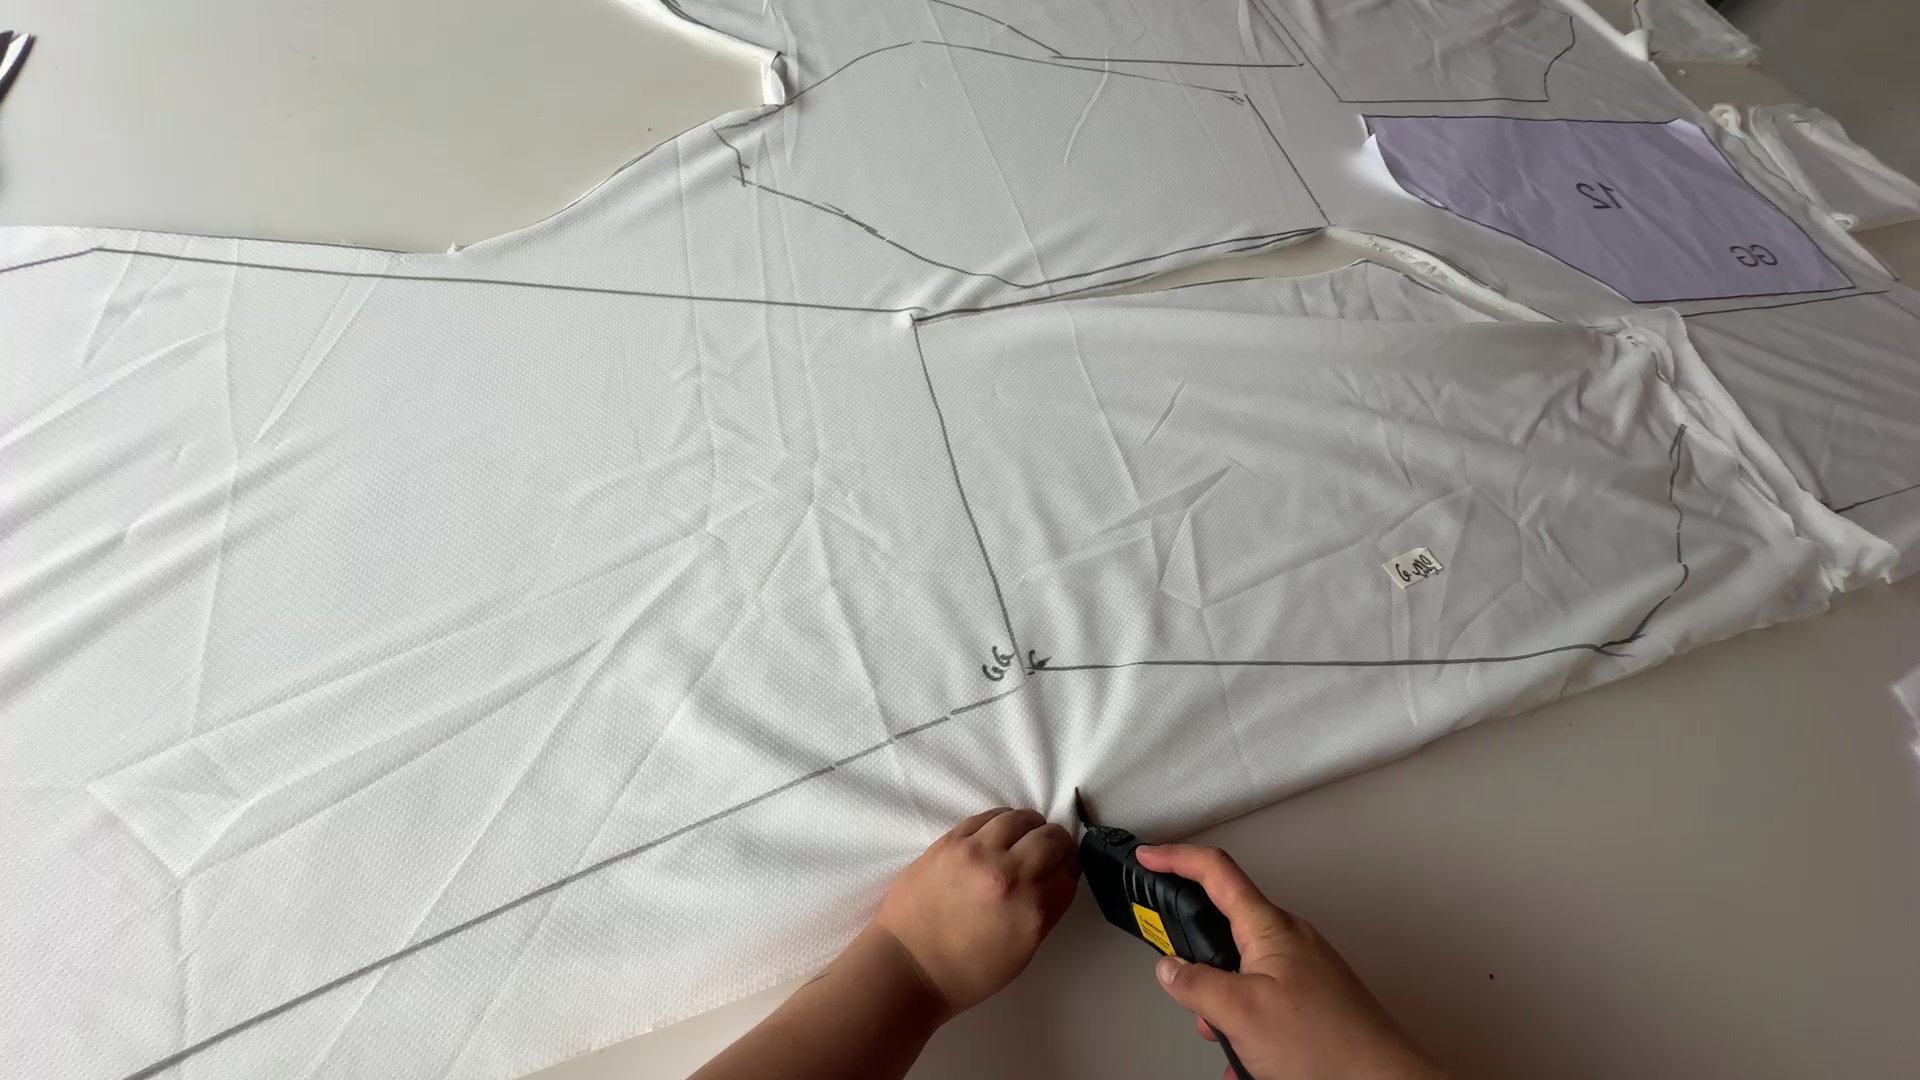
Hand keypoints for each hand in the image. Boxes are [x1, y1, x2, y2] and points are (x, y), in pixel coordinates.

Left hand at [871, 807, 1078, 1018]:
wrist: (908, 964)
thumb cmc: (966, 972)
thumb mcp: (1021, 953)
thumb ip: (1044, 912)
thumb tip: (1055, 877)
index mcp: (1031, 912)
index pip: (1069, 873)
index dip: (1070, 868)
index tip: (1065, 867)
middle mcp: (1009, 876)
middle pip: (1051, 839)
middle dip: (1057, 843)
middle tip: (1050, 849)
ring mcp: (978, 852)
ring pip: (1021, 818)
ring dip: (1031, 825)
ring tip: (1026, 835)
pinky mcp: (952, 839)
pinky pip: (989, 816)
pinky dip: (1002, 821)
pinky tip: (1001, 831)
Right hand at [1136, 844, 1445, 1079]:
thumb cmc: (1332, 1049)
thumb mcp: (1241, 1013)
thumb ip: (1195, 983)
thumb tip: (1171, 969)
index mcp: (1269, 926)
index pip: (1213, 869)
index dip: (1175, 856)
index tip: (1149, 856)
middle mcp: (1289, 939)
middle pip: (1224, 926)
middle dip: (1198, 961)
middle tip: (1185, 987)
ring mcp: (1305, 969)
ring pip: (1243, 970)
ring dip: (1224, 1003)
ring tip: (1229, 1041)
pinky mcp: (1316, 999)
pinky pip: (1266, 998)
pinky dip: (1248, 1024)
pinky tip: (1252, 1059)